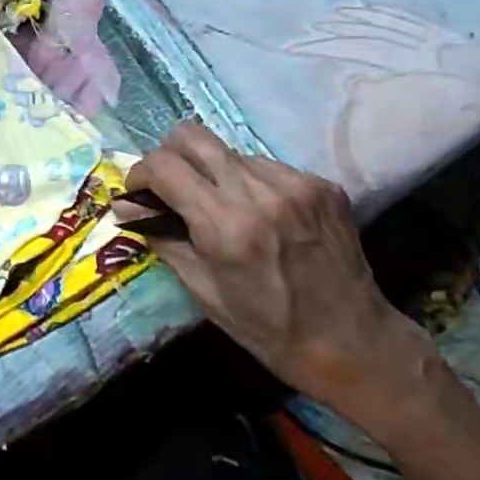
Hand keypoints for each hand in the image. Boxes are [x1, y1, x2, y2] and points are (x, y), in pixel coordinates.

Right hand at [122, 122, 432, 420]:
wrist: (354, 344)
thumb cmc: (268, 328)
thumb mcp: (203, 291)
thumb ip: (162, 238)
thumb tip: (125, 206)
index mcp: (225, 226)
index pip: (163, 165)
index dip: (140, 173)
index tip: (139, 192)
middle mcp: (259, 194)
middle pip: (191, 135)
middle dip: (169, 155)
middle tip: (172, 186)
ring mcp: (296, 184)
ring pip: (228, 151)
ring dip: (214, 172)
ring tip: (225, 207)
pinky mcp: (321, 184)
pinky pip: (265, 164)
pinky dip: (250, 182)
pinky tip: (262, 214)